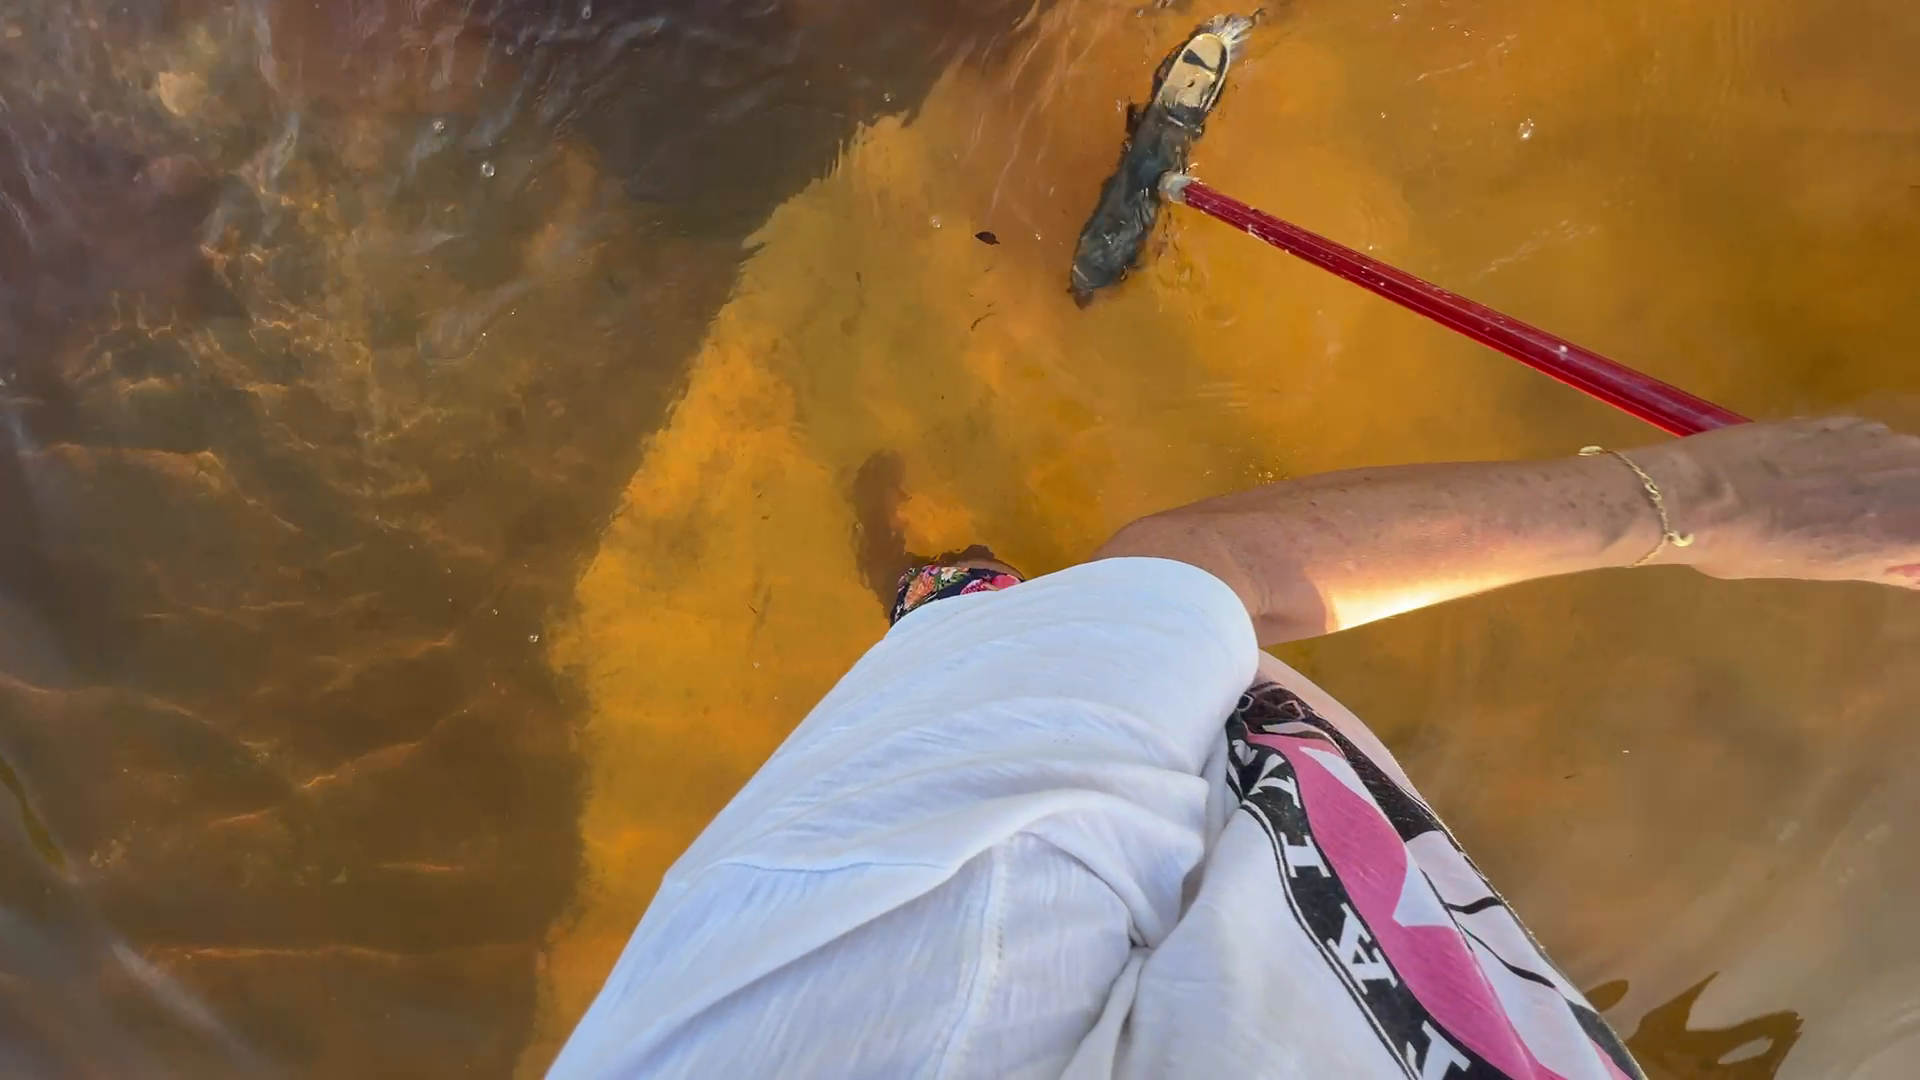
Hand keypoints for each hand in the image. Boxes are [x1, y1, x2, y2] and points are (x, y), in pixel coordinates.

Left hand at [1639, 417, 1919, 588]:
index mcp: (1918, 527)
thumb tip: (1909, 567)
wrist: (1688, 495)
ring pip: (1905, 463)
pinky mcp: (1844, 421)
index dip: (1902, 541)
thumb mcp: (1820, 568)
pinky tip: (1803, 470)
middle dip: (1900, 509)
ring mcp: (1886, 442)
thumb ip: (1879, 563)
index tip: (1886, 550)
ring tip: (1821, 496)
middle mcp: (1919, 477)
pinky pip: (1869, 441)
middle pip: (1918, 492)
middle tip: (1853, 523)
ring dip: (1879, 480)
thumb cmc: (1746, 546)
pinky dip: (1850, 457)